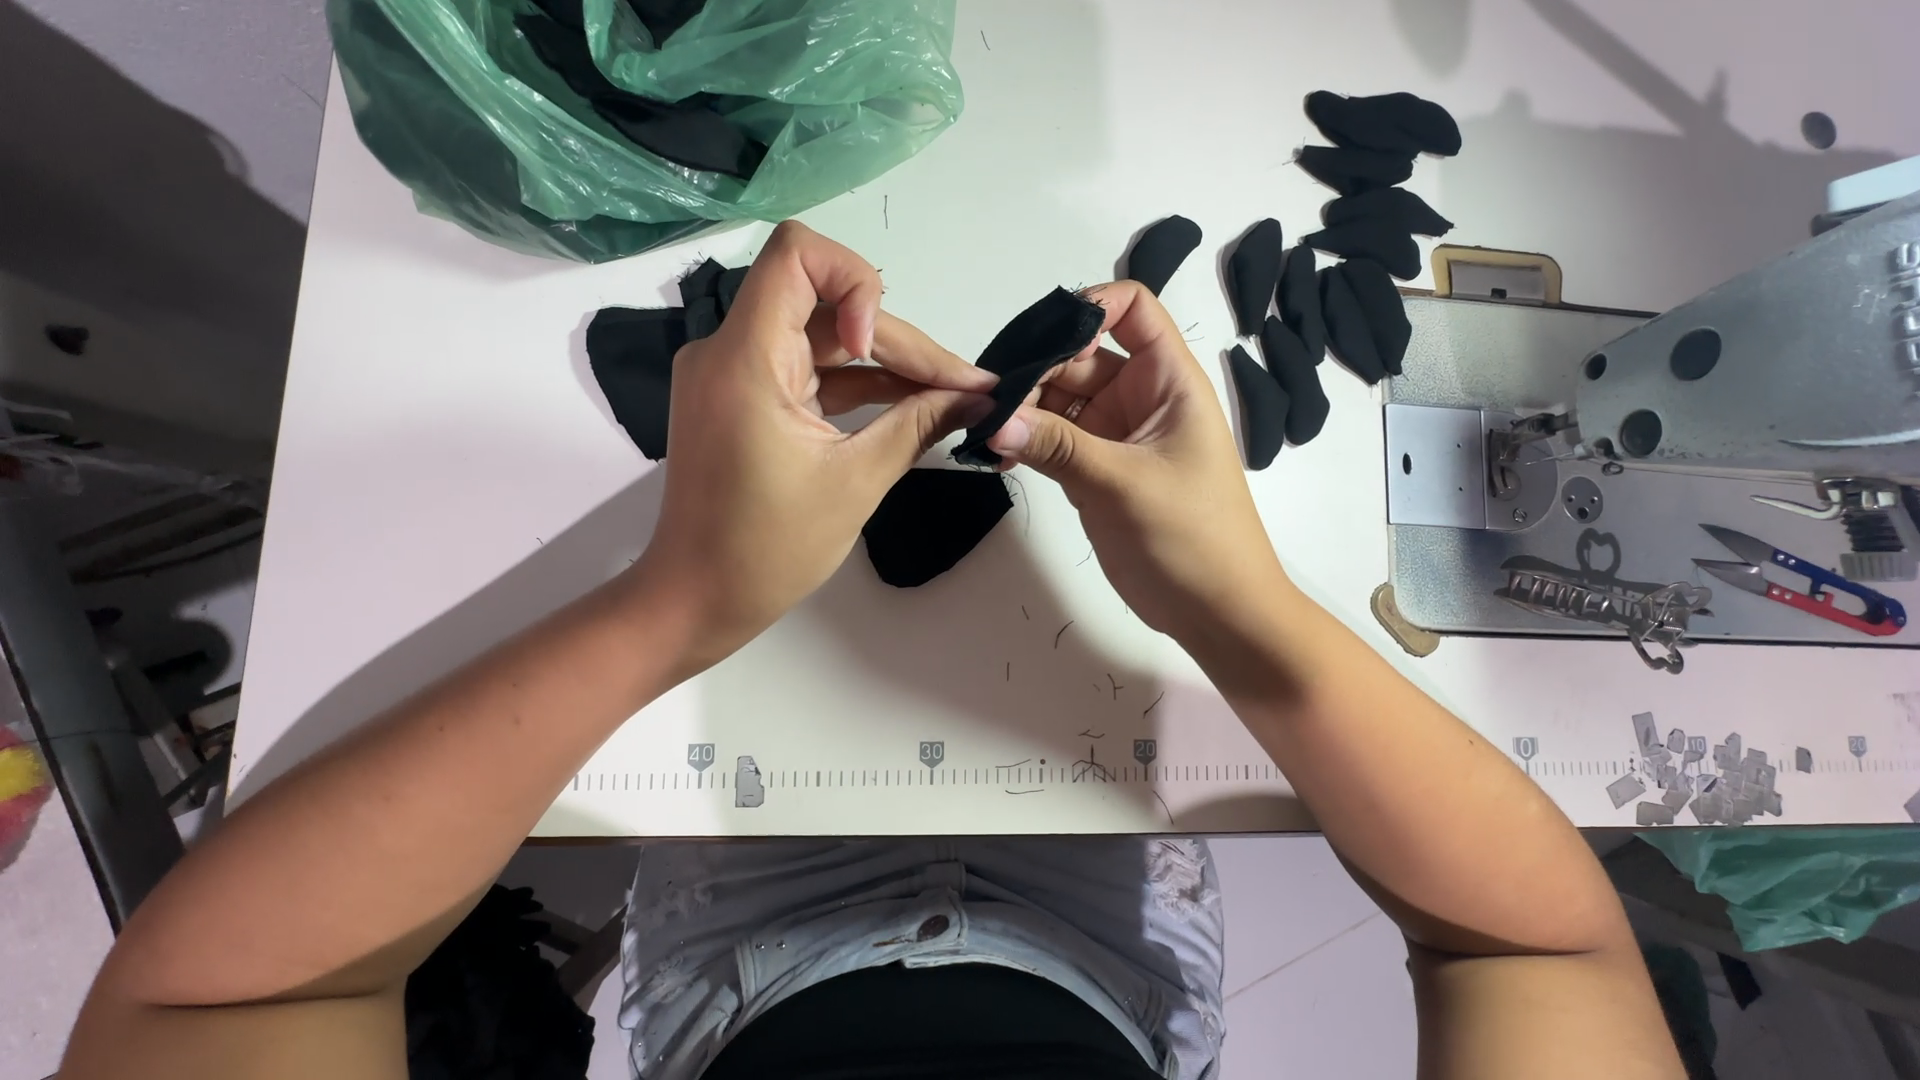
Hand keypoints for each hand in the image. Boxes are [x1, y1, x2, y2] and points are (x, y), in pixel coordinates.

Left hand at [635, 221, 993, 671]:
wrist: (698, 598)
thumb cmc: (768, 550)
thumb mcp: (856, 482)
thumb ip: (917, 426)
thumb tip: (977, 398)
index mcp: (746, 359)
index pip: (797, 254)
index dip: (855, 281)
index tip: (877, 347)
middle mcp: (732, 350)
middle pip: (827, 304)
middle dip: (900, 342)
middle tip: (966, 387)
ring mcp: (737, 374)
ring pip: (825, 337)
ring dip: (888, 365)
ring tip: (953, 398)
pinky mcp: (746, 398)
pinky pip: (811, 371)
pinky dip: (859, 386)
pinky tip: (913, 407)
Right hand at [985, 281, 1287, 652]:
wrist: (1216, 610)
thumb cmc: (1191, 537)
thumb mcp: (1124, 484)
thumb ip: (1058, 448)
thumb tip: (993, 420)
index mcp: (1169, 381)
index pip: (1132, 309)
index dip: (1089, 308)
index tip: (1040, 341)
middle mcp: (1141, 398)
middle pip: (1081, 356)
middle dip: (1037, 368)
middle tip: (989, 399)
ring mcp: (1117, 435)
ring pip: (1061, 401)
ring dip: (1024, 410)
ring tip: (982, 428)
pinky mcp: (1097, 471)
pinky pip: (1055, 442)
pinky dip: (1027, 444)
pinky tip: (995, 455)